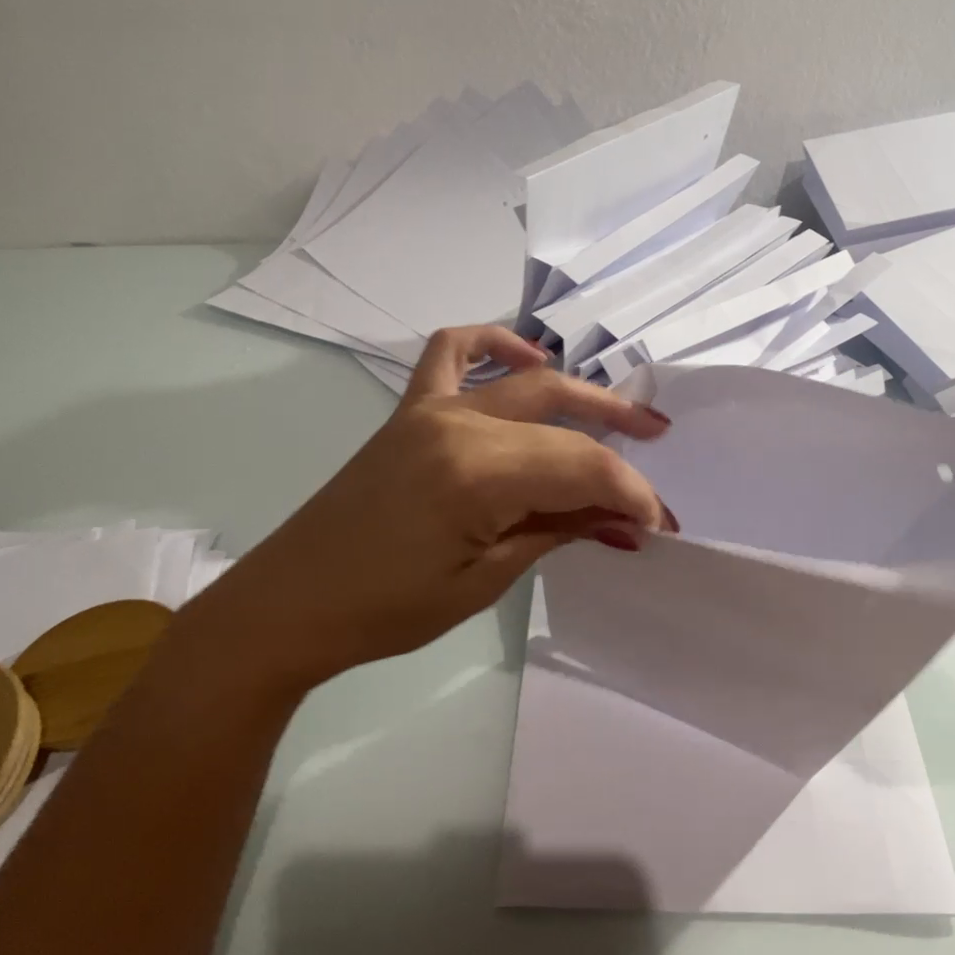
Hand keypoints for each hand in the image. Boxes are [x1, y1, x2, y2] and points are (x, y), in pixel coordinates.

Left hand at [187, 326, 674, 692]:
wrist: (293, 603)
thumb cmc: (388, 610)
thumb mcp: (486, 580)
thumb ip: (558, 532)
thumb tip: (624, 521)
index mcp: (478, 474)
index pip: (581, 468)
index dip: (630, 494)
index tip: (658, 524)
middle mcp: (459, 425)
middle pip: (562, 420)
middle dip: (620, 438)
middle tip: (662, 453)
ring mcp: (429, 409)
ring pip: (524, 384)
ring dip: (579, 393)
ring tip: (621, 415)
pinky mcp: (408, 411)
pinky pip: (451, 353)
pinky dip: (494, 345)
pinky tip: (526, 358)